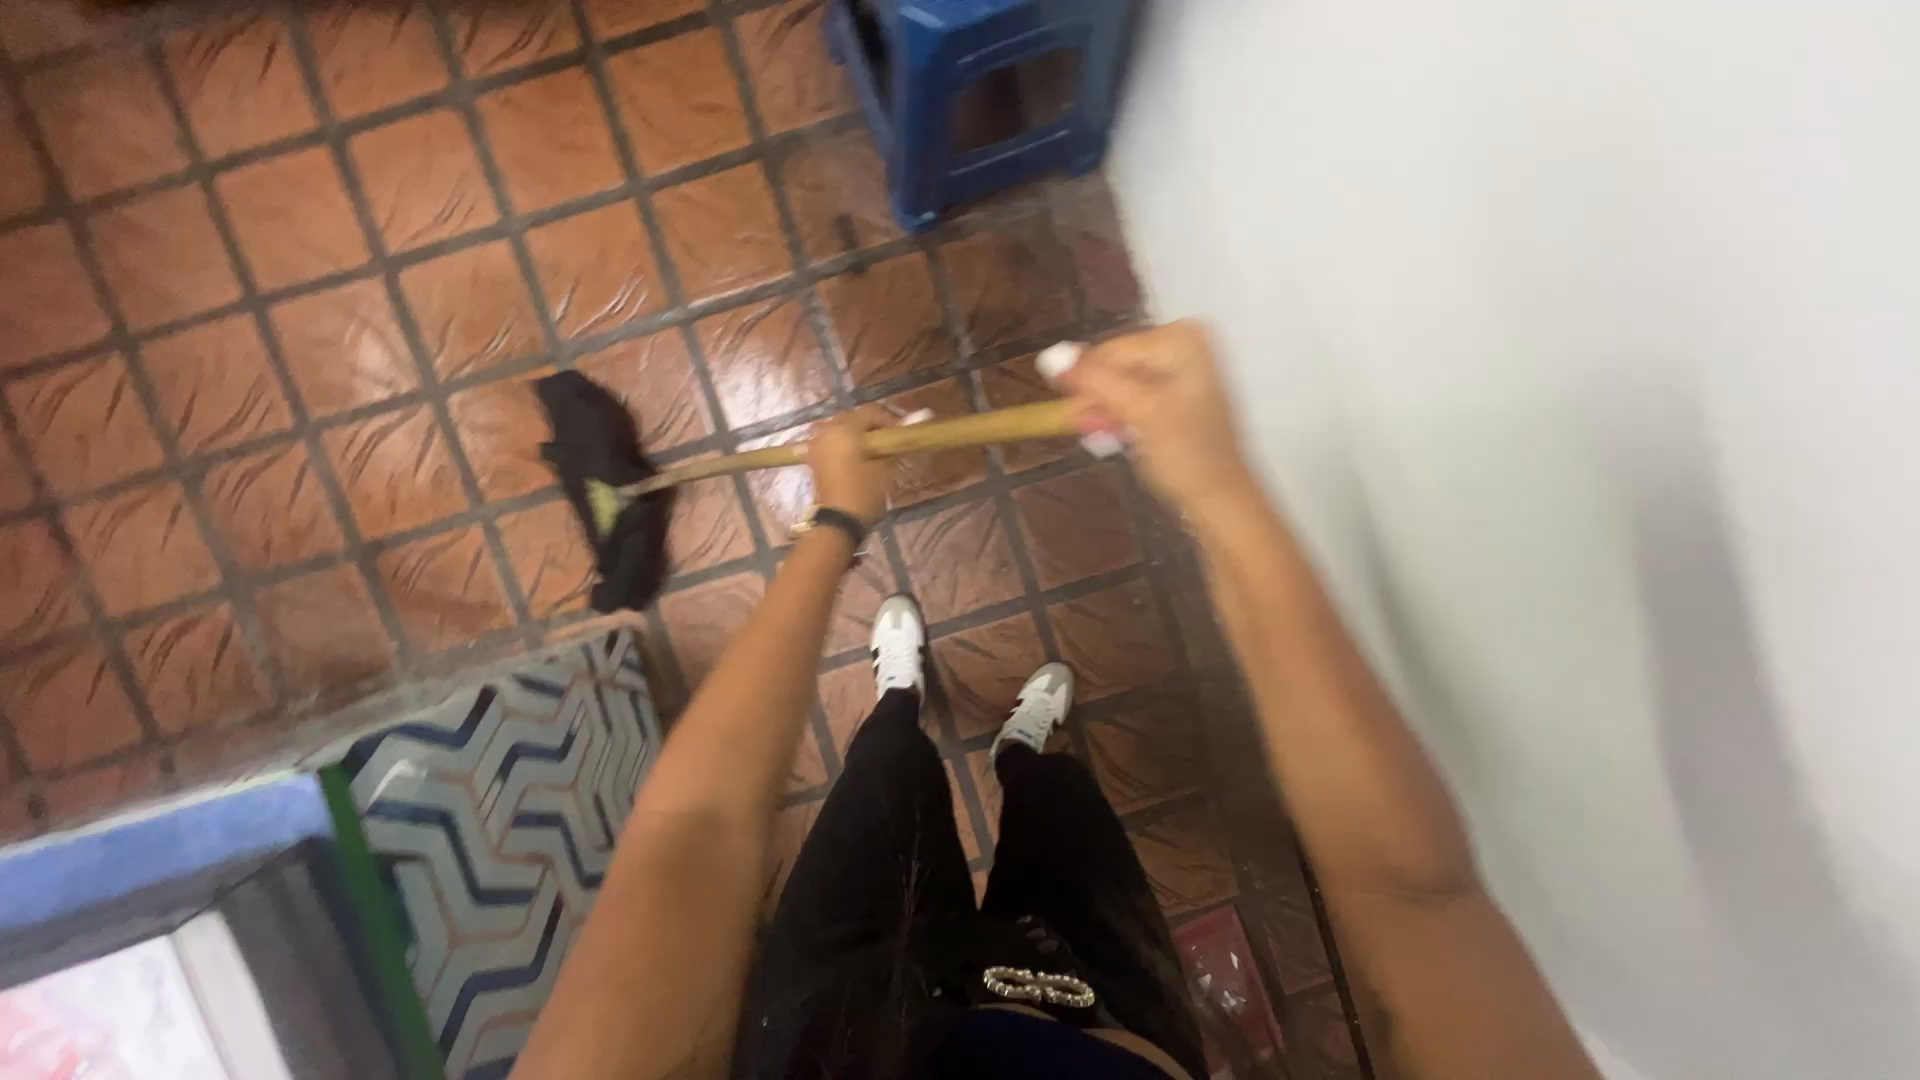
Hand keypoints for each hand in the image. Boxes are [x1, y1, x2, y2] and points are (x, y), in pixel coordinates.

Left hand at [803, 406, 895, 525]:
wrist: (837, 522)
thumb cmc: (864, 493)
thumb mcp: (886, 468)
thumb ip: (896, 442)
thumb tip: (915, 423)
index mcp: (845, 429)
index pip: (872, 412)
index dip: (891, 420)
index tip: (903, 435)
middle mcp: (828, 430)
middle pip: (855, 418)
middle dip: (873, 426)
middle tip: (891, 441)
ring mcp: (817, 444)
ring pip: (842, 429)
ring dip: (859, 434)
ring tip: (875, 449)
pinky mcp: (814, 458)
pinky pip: (832, 441)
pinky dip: (846, 444)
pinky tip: (858, 455)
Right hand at [1057, 320, 1255, 510]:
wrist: (1221, 496)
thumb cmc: (1186, 455)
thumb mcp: (1139, 412)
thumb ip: (1095, 382)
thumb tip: (1050, 359)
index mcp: (1182, 339)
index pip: (1114, 350)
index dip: (1085, 379)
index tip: (1068, 409)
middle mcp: (1186, 345)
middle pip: (1119, 365)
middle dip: (1098, 396)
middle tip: (1078, 425)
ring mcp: (1185, 370)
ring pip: (1125, 383)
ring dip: (1107, 408)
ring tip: (1097, 434)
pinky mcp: (1181, 395)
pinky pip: (1139, 396)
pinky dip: (1123, 414)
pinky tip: (1113, 433)